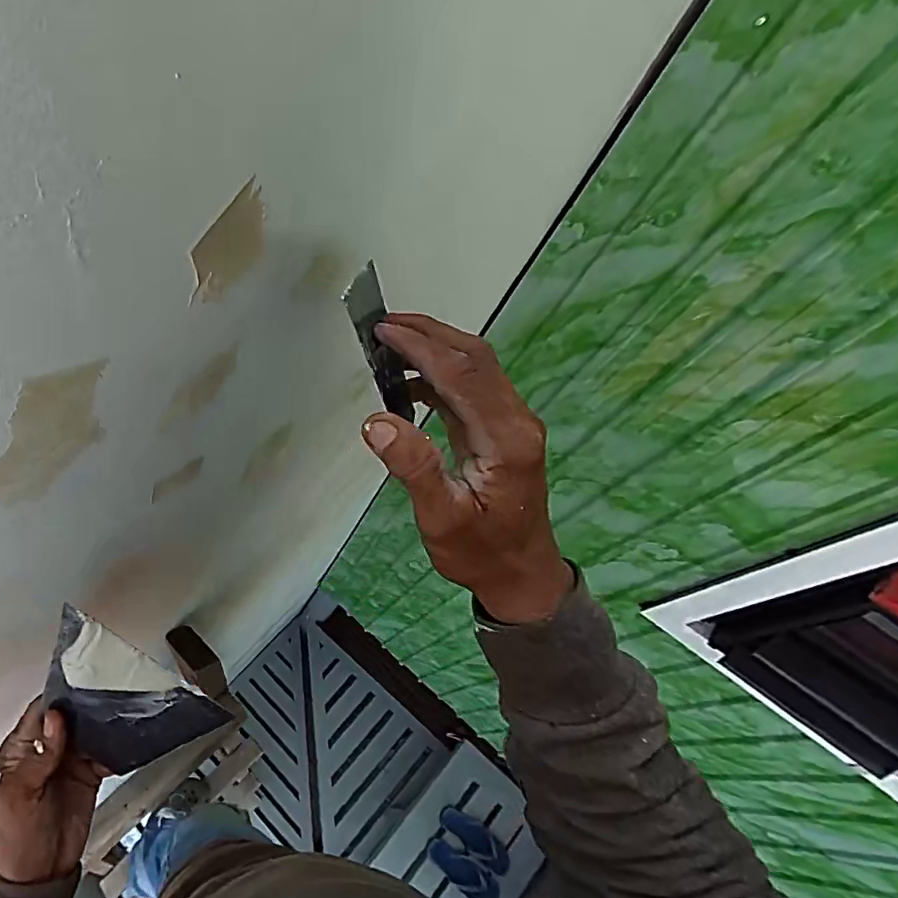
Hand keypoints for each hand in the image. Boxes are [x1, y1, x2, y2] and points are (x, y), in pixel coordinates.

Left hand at [0, 696, 108, 883]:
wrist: (41, 874)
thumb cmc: (17, 836)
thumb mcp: (20, 794)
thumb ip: (38, 756)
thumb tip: (54, 719)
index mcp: (21, 749)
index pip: (39, 713)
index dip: (56, 699)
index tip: (77, 686)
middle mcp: (46, 749)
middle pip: (67, 718)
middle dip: (83, 707)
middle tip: (104, 695)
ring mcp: (68, 761)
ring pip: (87, 732)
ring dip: (100, 724)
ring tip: (118, 713)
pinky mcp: (88, 775)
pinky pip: (103, 755)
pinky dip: (113, 748)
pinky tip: (123, 740)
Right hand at [360, 313, 571, 623]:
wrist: (519, 574)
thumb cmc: (479, 552)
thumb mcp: (441, 517)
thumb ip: (413, 467)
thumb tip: (377, 421)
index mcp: (505, 438)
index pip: (461, 374)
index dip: (421, 348)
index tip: (385, 331)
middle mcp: (515, 422)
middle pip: (475, 358)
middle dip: (429, 333)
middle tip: (385, 323)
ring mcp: (510, 424)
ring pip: (475, 368)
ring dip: (435, 348)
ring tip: (392, 343)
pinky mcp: (499, 431)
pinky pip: (469, 389)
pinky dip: (438, 374)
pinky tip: (408, 382)